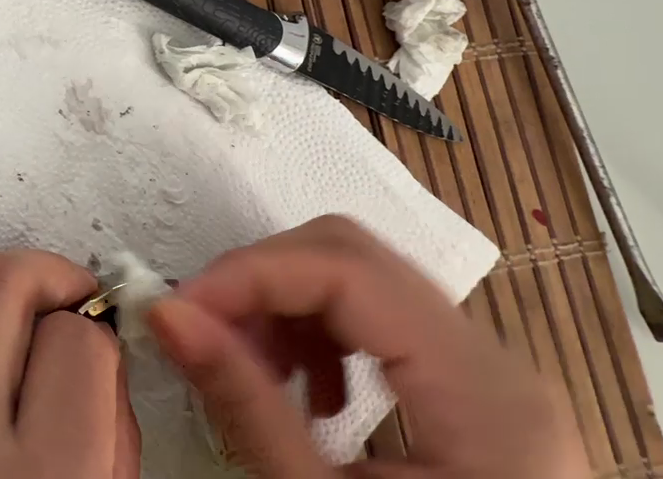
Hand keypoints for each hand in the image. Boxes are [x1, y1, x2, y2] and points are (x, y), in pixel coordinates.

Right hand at [146, 216, 590, 478]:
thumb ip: (247, 407)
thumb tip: (166, 314)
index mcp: (484, 393)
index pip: (345, 268)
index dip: (249, 273)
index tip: (178, 311)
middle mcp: (496, 362)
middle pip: (351, 255)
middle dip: (260, 281)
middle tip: (205, 334)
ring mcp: (488, 372)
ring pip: (358, 276)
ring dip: (282, 306)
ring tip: (249, 371)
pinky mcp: (471, 389)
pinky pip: (377, 317)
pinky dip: (316, 333)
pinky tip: (305, 396)